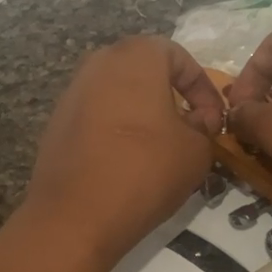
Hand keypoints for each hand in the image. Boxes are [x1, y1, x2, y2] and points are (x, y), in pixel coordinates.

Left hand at [23, 36, 224, 263]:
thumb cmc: (145, 169)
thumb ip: (204, 126)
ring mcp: (72, 92)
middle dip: (170, 95)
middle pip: (144, 70)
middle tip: (189, 127)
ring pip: (118, 92)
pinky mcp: (57, 123)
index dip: (204, 88)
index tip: (214, 120)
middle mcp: (99, 63)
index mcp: (136, 56)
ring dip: (142, 112)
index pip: (179, 56)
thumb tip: (199, 120)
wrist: (76, 215)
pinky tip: (128, 160)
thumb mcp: (196, 150)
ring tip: (161, 146)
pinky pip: (97, 115)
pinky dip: (116, 129)